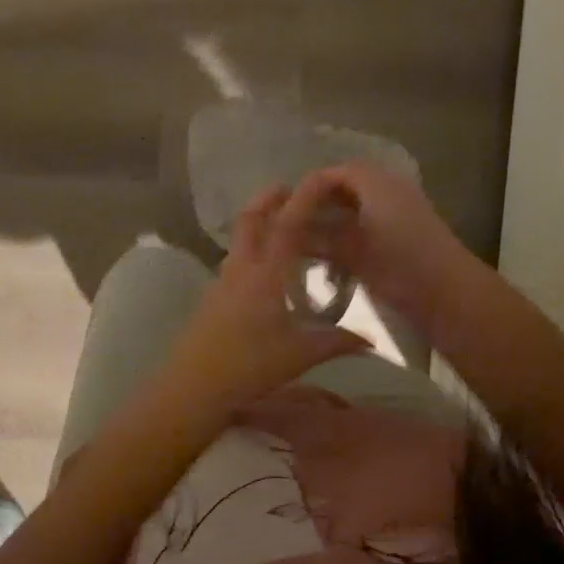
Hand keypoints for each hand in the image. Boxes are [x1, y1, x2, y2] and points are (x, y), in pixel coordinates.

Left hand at [160, 185, 369, 409]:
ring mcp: (222, 282)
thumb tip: (370, 339)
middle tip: (290, 190)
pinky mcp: (212, 298)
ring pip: (239, 240)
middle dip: (269, 199)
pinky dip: (251, 251)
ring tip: (282, 227)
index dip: (304, 198)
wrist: (193, 386)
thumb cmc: (249, 367)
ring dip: (258, 223)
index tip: (318, 177)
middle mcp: (241, 269)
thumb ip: (335, 342)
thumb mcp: (299, 355)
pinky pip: (234, 262)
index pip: (287, 225)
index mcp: (265, 275)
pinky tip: (263, 271)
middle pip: (251, 219)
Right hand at [288, 162, 484, 331]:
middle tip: (288, 231)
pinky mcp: (398, 238)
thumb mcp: (353, 247)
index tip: (282, 216)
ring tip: (302, 249)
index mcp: (376, 182)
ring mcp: (394, 214)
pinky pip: (362, 228)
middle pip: (340, 189)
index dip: (303, 192)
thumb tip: (286, 231)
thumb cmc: (399, 261)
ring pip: (349, 210)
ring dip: (325, 225)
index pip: (330, 175)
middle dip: (312, 208)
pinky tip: (326, 263)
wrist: (447, 293)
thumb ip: (318, 236)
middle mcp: (385, 191)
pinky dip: (341, 240)